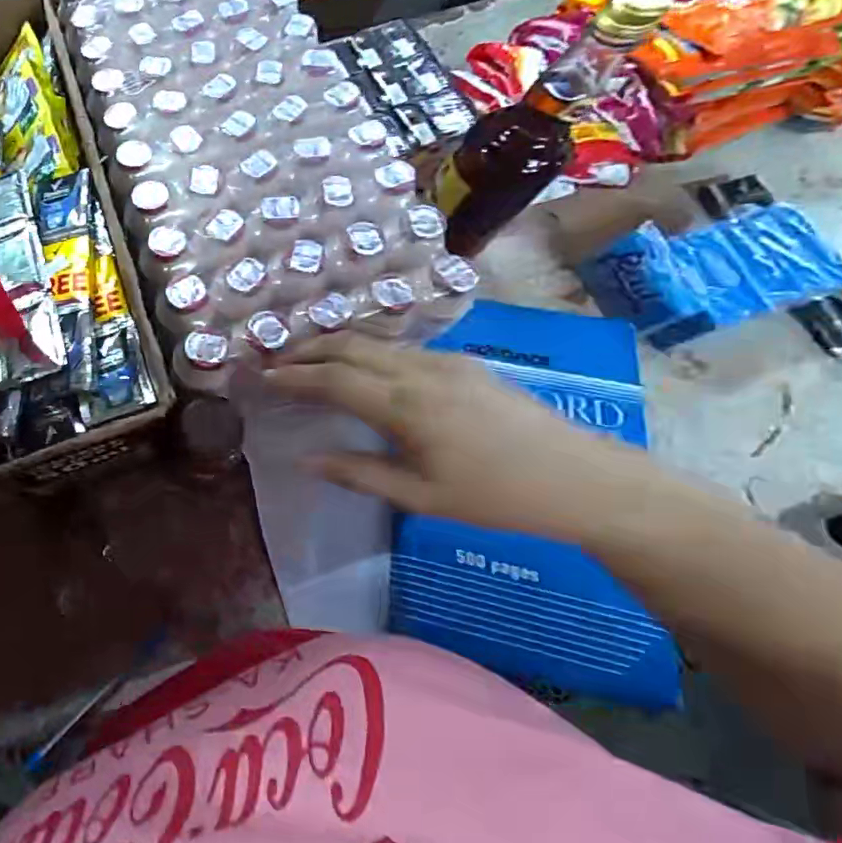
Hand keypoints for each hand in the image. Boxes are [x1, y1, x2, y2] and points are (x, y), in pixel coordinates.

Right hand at [263, 333, 666, 544]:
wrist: (578, 477)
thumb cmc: (496, 499)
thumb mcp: (421, 498)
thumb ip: (359, 474)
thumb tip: (306, 459)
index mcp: (406, 407)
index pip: (333, 381)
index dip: (294, 376)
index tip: (263, 375)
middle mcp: (421, 371)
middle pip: (350, 347)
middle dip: (308, 350)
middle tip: (277, 360)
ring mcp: (446, 361)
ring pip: (377, 343)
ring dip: (338, 348)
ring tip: (311, 362)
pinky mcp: (465, 362)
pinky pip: (403, 349)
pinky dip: (369, 353)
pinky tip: (365, 370)